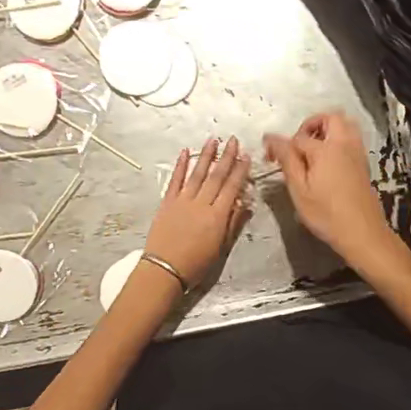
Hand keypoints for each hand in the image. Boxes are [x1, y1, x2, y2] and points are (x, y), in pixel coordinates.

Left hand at [143, 136, 251, 288]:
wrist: (165, 270)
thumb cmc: (196, 265)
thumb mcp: (221, 248)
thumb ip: (232, 224)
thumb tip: (245, 204)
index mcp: (217, 216)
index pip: (232, 187)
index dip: (240, 170)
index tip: (245, 155)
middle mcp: (201, 204)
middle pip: (216, 176)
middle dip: (226, 157)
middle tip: (233, 139)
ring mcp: (183, 201)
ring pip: (197, 173)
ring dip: (206, 156)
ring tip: (213, 140)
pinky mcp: (167, 203)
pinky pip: (175, 180)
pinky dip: (181, 165)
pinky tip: (185, 152)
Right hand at [262, 112, 396, 264]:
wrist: (362, 232)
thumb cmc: (326, 214)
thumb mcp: (299, 190)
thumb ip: (287, 160)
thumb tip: (271, 138)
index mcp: (325, 149)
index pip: (298, 137)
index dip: (281, 144)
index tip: (270, 157)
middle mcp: (344, 144)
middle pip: (330, 117)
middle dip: (311, 124)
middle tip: (297, 145)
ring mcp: (357, 153)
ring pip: (345, 125)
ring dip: (327, 129)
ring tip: (312, 151)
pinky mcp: (363, 163)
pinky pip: (351, 138)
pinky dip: (338, 140)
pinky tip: (326, 163)